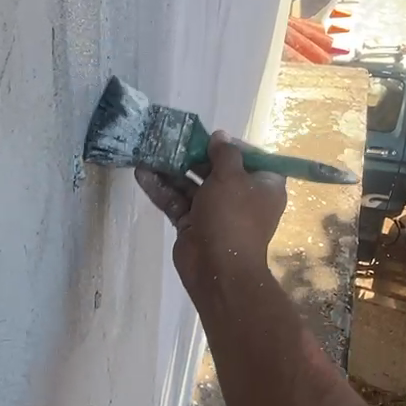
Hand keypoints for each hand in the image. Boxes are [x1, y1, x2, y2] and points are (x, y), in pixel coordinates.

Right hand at [134, 131, 286, 293]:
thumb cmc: (233, 217)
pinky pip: (177, 201)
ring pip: (192, 185)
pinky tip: (142, 173)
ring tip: (149, 151)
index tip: (209, 136)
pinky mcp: (192, 224)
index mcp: (264, 185)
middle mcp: (241, 196)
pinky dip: (161, 189)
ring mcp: (214, 211)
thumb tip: (219, 135)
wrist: (218, 269)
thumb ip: (224, 154)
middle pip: (216, 169)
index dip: (230, 145)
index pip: (250, 158)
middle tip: (171, 140)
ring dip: (171, 170)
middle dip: (192, 155)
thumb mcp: (231, 177)